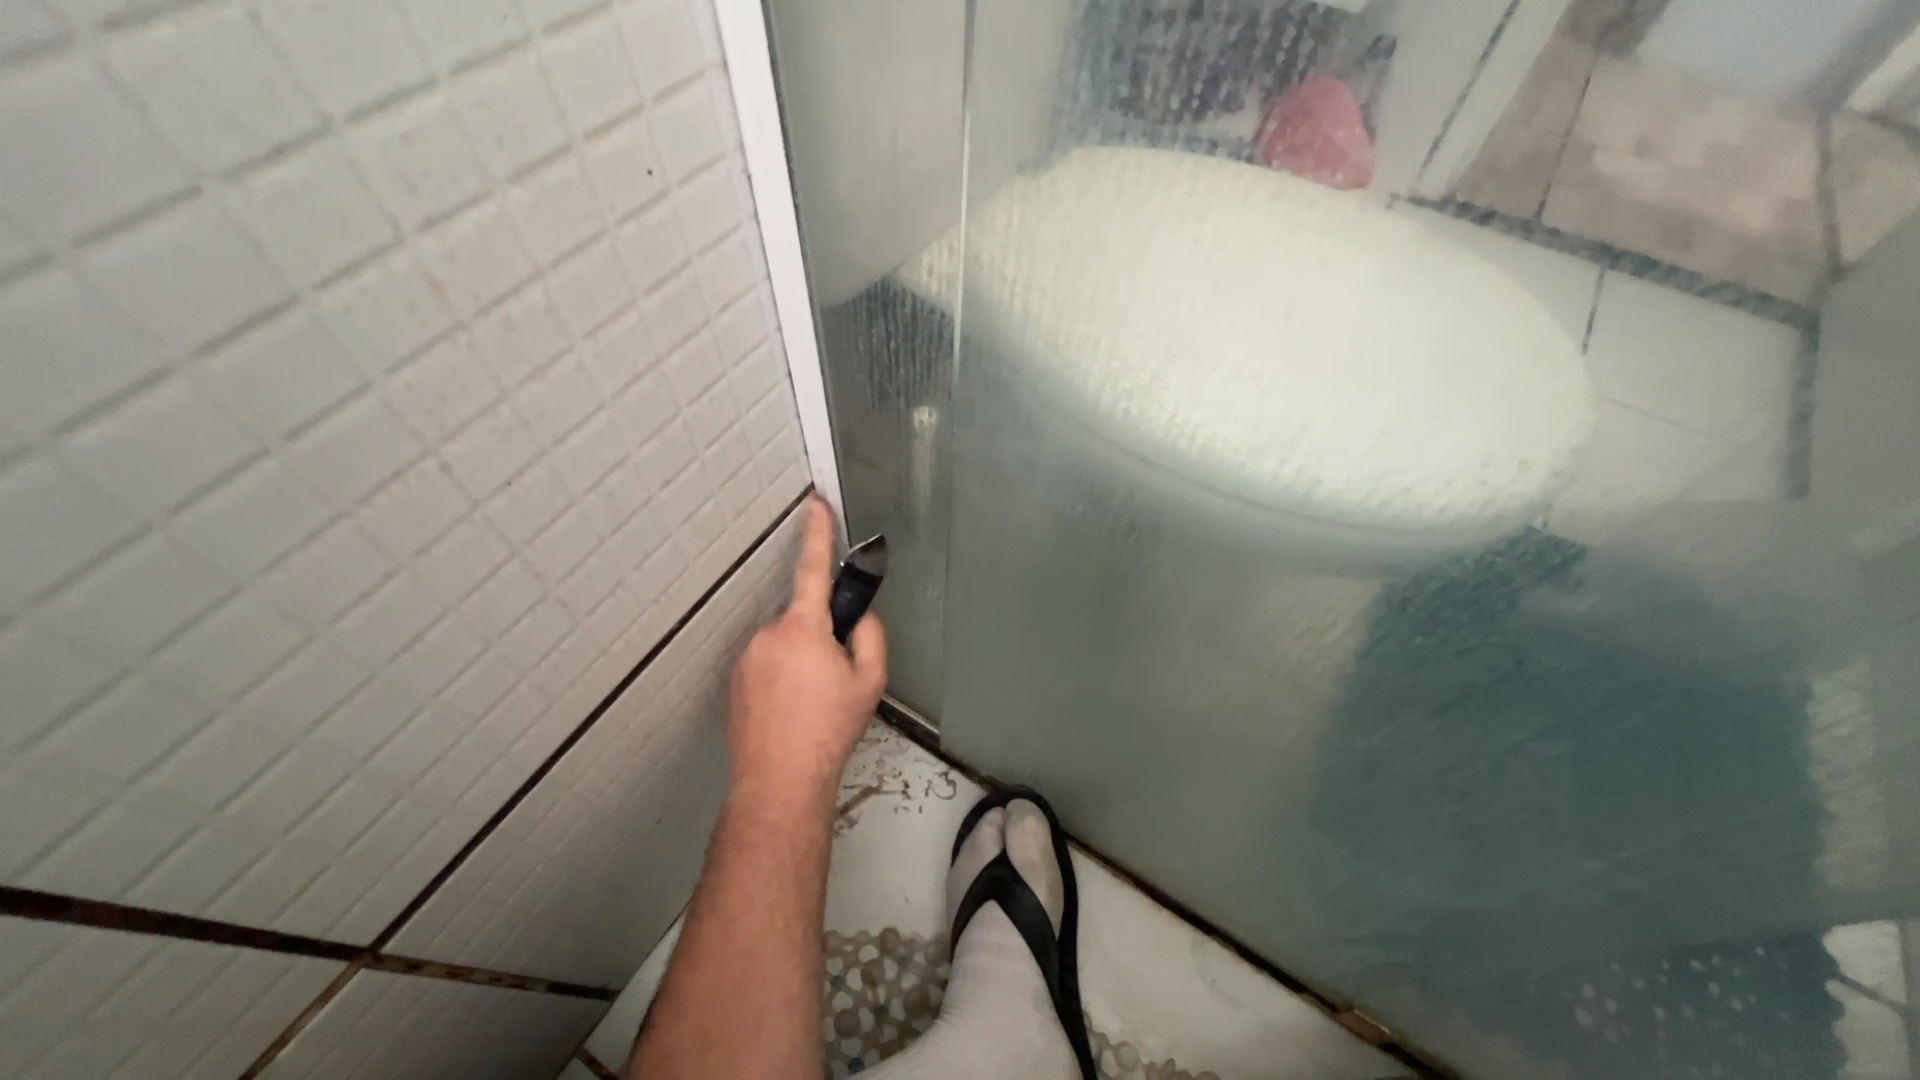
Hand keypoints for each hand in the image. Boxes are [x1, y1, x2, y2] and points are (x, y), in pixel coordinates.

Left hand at [726, 497, 886, 807]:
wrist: (780, 780)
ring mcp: (746, 657)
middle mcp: (768, 634)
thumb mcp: (869, 682)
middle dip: (822, 637)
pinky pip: (766, 663)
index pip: (813, 569)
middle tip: (834, 679)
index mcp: (803, 628)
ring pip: (784, 643)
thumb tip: (860, 617)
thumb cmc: (828, 731)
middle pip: (804, 618)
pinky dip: (781, 677)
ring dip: (800, 660)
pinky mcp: (735, 679)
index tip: (814, 504)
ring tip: (811, 704)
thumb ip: (871, 636)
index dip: (817, 533)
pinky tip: (791, 710)